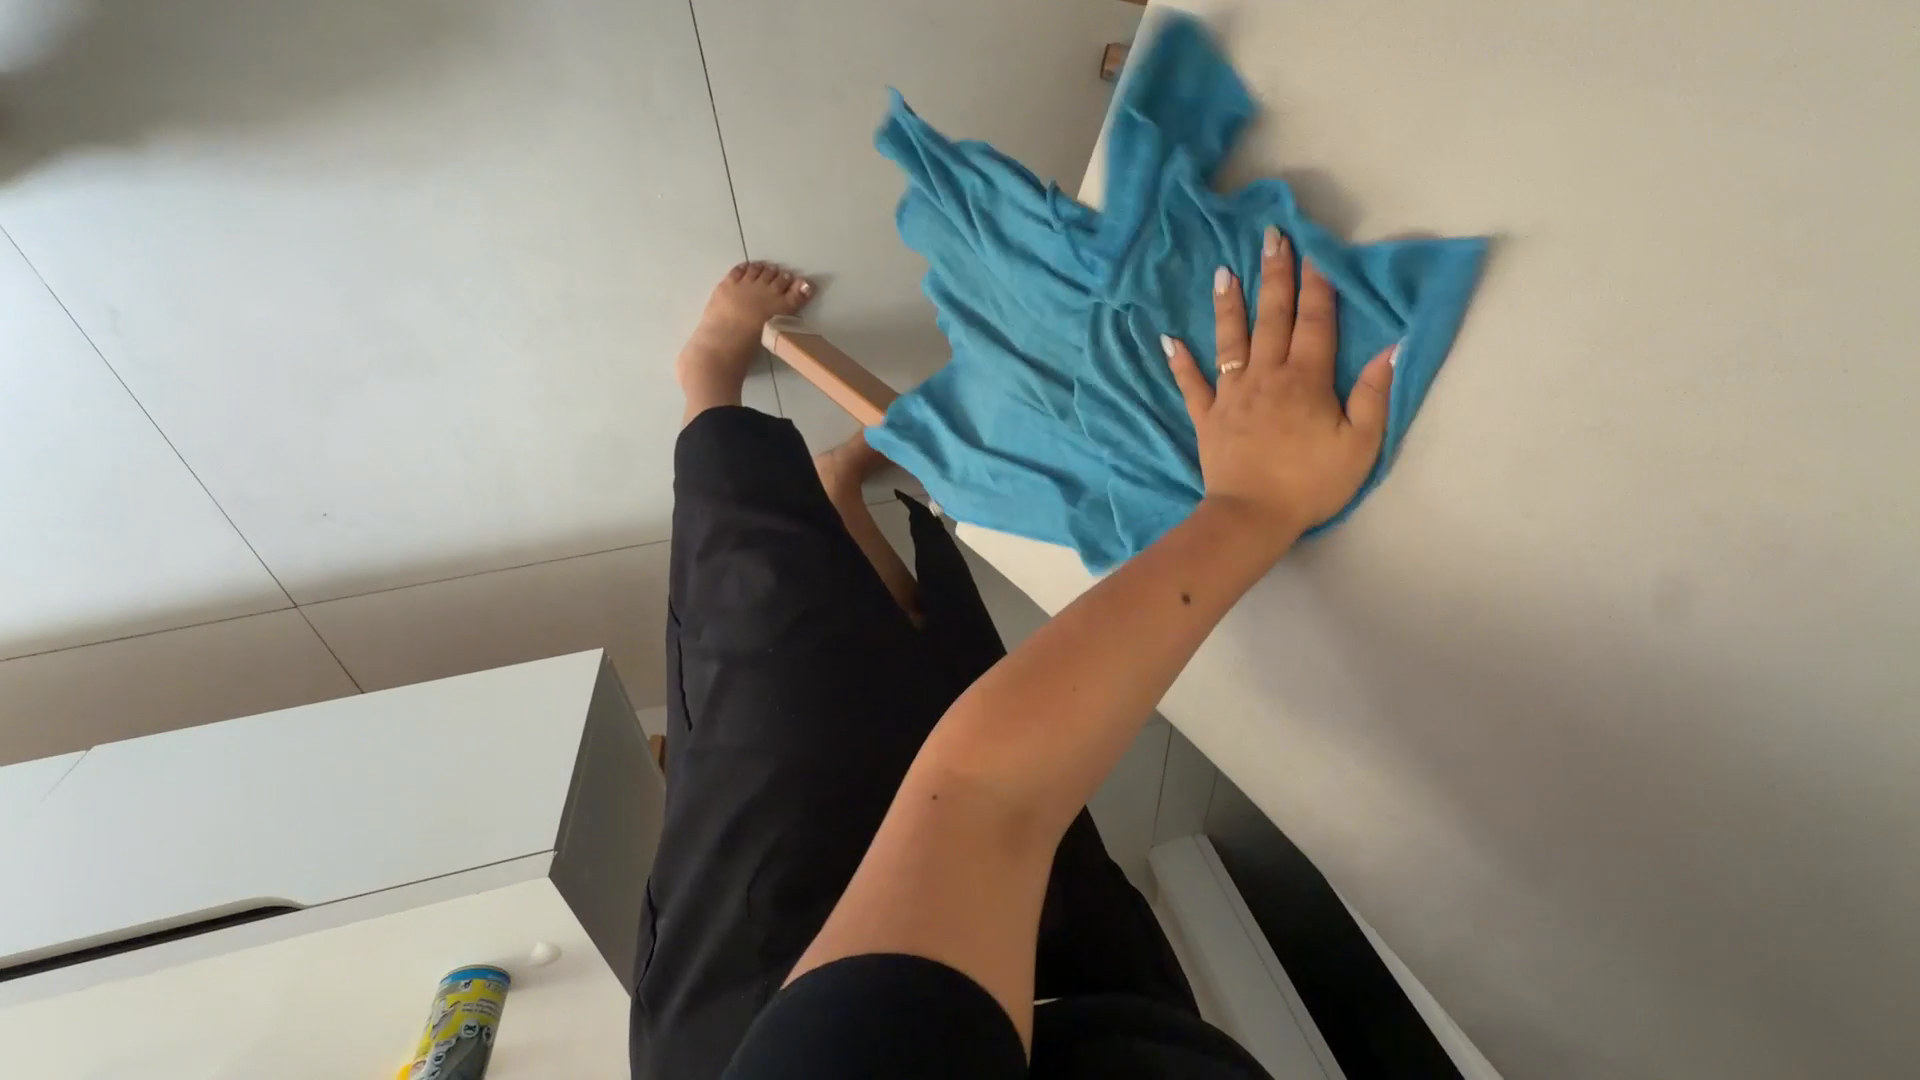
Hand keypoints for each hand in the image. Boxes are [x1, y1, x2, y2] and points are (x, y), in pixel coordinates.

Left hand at [1162, 226, 1395, 539]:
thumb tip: (1392, 346)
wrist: (1252, 516)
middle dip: (1274, 276)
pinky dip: (1180, 362)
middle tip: (1270, 238)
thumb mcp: (1360, 444)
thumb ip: (1374, 394)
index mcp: (1306, 379)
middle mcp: (1265, 376)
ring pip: (1229, 341)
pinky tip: (1168, 339)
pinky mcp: (1206, 417)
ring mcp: (1231, 395)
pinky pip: (1191, 384)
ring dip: (1227, 305)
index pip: (1316, 322)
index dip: (1318, 285)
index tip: (1315, 250)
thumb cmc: (1310, 483)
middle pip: (1272, 318)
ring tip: (1222, 272)